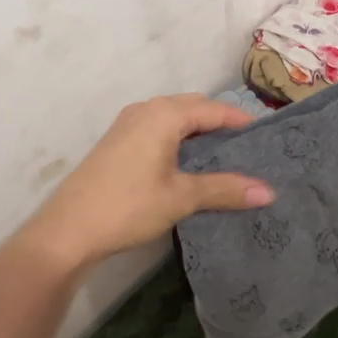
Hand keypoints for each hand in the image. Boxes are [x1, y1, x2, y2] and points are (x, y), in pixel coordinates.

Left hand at [13, 94, 275, 273]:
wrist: (68, 229)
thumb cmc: (128, 206)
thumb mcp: (181, 198)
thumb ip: (225, 190)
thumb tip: (269, 192)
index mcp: (164, 114)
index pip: (213, 109)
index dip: (240, 122)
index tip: (265, 138)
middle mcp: (146, 110)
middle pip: (193, 107)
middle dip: (220, 123)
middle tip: (246, 149)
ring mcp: (127, 124)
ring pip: (173, 118)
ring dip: (197, 131)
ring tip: (222, 157)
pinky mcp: (116, 142)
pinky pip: (157, 128)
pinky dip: (178, 138)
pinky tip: (187, 164)